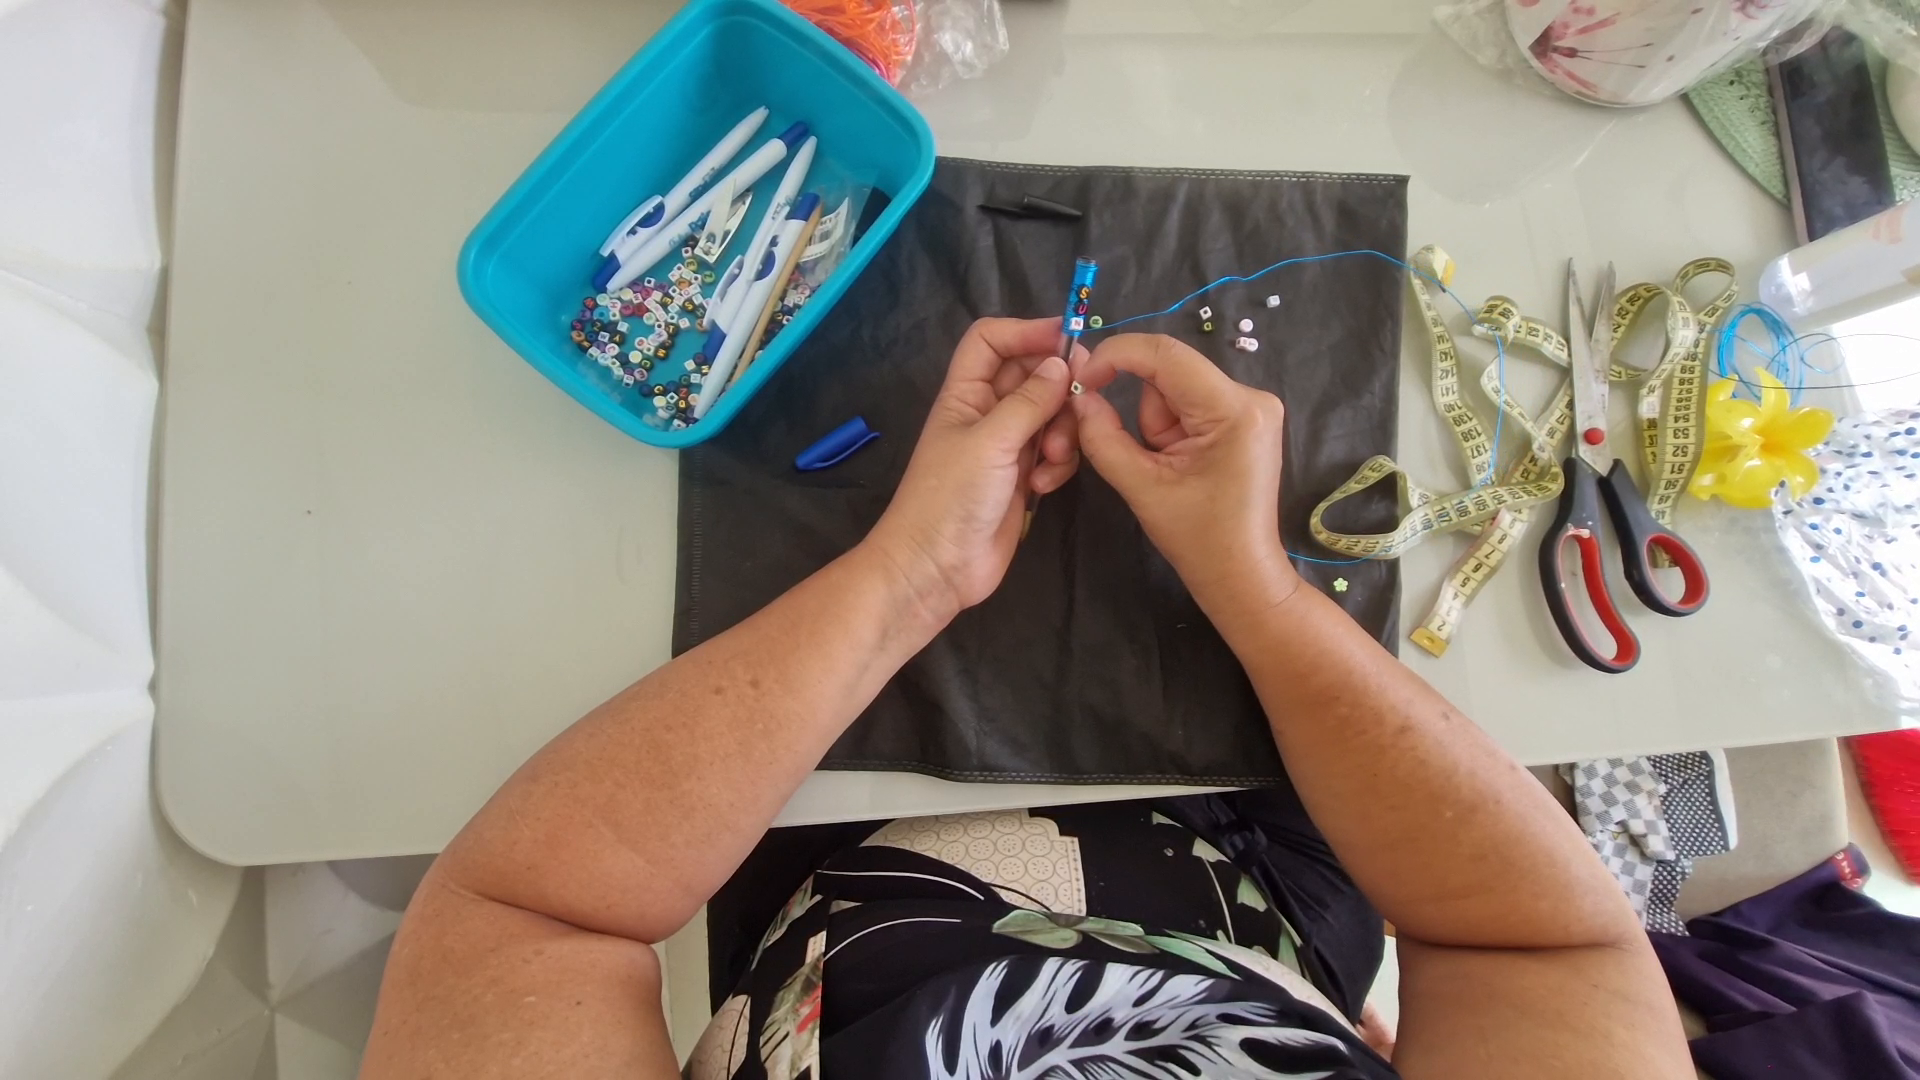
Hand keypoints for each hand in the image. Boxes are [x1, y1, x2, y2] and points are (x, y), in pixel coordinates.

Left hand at [863, 317, 1083, 620]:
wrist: (938, 567)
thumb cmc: (951, 497)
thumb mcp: (990, 441)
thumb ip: (1029, 401)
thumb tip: (1059, 363)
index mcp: (966, 393)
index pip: (991, 340)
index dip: (1026, 331)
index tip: (1068, 338)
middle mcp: (987, 413)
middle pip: (1031, 375)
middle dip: (1057, 388)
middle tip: (1079, 403)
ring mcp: (1006, 446)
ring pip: (1050, 415)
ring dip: (1061, 432)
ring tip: (1051, 458)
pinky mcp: (1023, 477)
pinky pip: (1054, 452)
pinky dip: (1057, 464)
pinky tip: (1043, 487)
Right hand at [1071, 333, 1299, 615]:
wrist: (1239, 573)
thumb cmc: (1196, 538)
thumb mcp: (1141, 487)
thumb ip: (1103, 437)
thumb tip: (1078, 397)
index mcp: (1233, 409)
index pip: (1166, 354)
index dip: (1116, 356)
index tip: (1081, 380)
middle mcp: (1250, 395)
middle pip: (1169, 373)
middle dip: (1144, 413)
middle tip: (1144, 459)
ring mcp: (1250, 407)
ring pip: (1174, 391)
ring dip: (1156, 425)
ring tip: (1168, 471)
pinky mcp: (1243, 420)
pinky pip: (1188, 406)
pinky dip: (1170, 430)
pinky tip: (1180, 466)